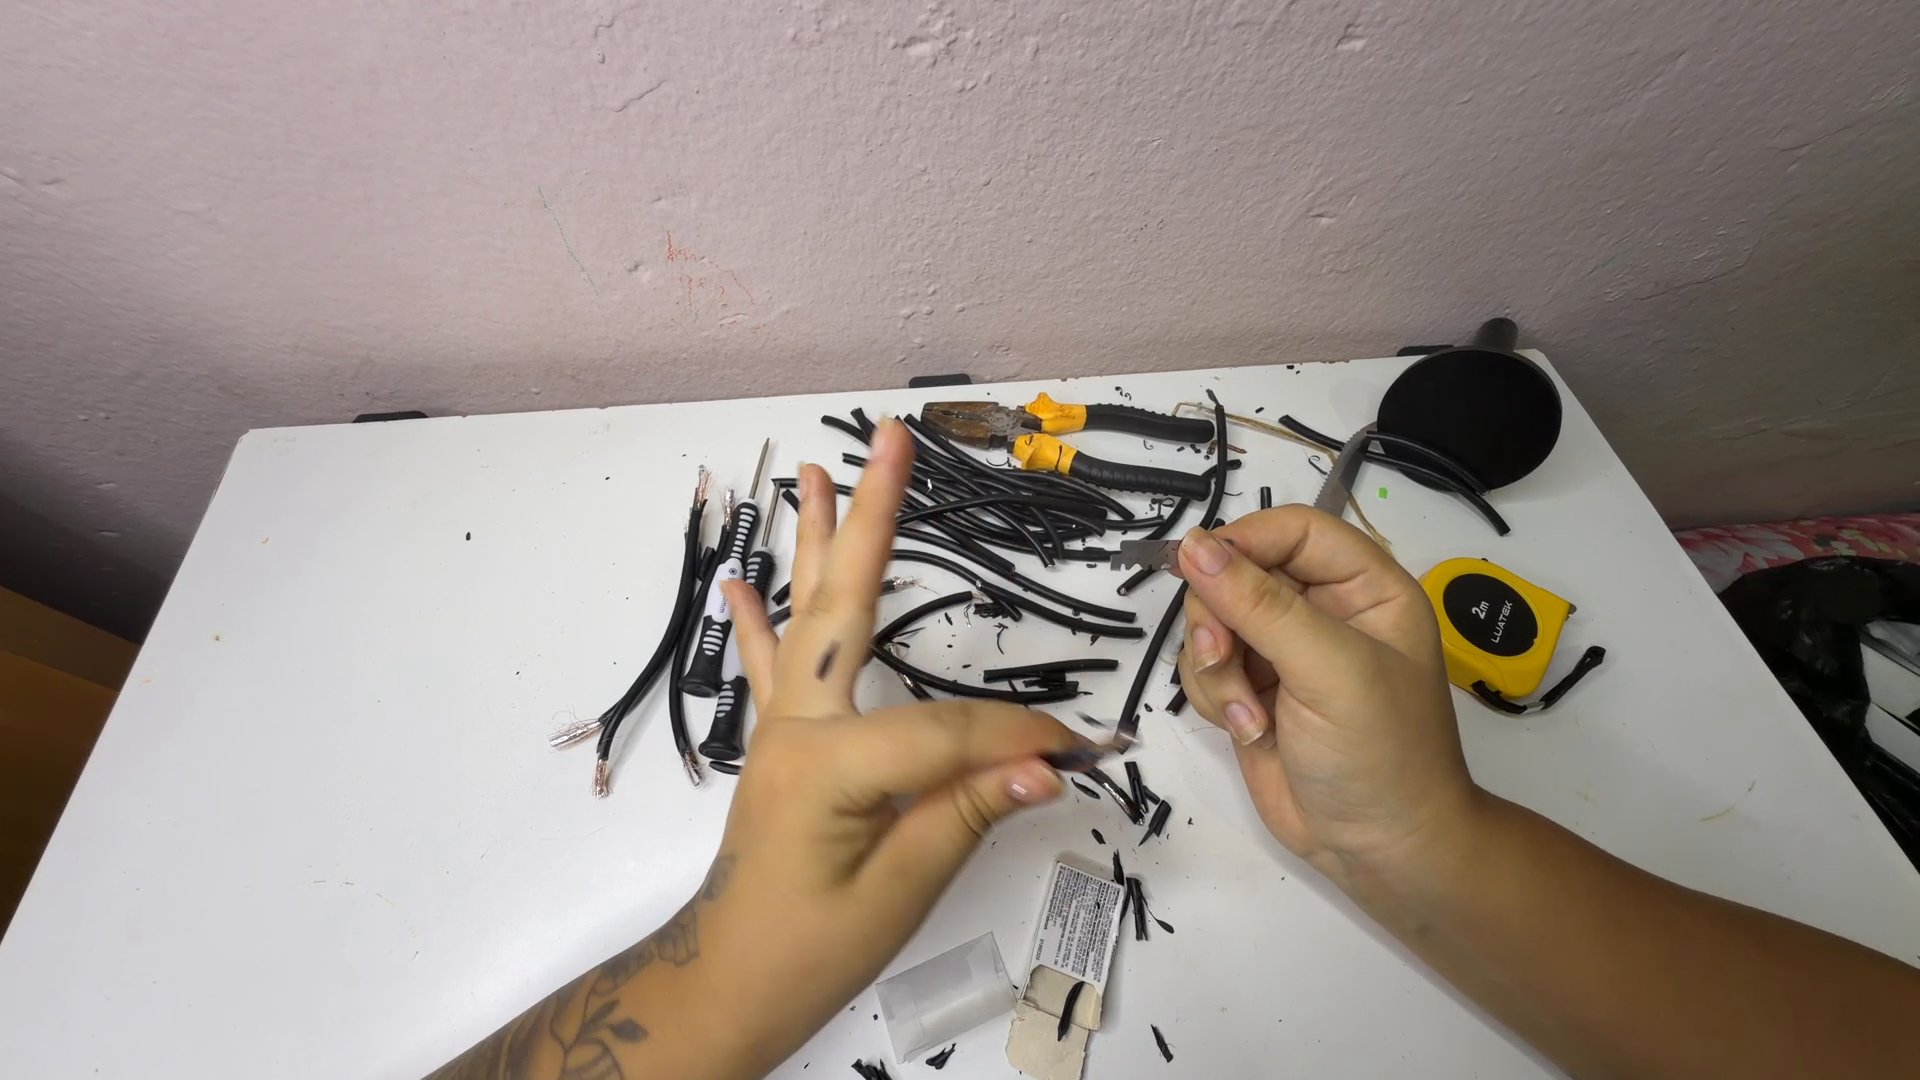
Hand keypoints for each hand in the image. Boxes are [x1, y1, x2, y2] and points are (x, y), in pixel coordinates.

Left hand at [702, 418, 1084, 1075]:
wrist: (726, 982)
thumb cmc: (807, 950)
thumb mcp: (899, 891)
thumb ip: (966, 811)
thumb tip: (1045, 762)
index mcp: (827, 761)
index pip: (945, 731)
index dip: (1016, 738)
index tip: (1077, 749)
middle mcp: (797, 724)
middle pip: (846, 604)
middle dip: (876, 517)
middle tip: (891, 444)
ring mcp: (781, 724)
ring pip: (808, 618)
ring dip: (820, 543)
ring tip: (817, 476)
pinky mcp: (780, 737)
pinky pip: (770, 667)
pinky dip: (761, 620)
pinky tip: (741, 582)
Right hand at [1172, 508, 1476, 889]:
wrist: (1377, 851)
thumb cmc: (1379, 754)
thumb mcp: (1328, 670)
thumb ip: (1259, 604)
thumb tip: (1193, 545)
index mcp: (1362, 589)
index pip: (1292, 531)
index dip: (1244, 542)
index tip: (1199, 569)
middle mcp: (1318, 610)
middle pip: (1236, 573)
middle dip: (1219, 621)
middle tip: (1222, 660)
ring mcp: (1279, 649)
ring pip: (1209, 621)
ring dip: (1215, 670)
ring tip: (1248, 717)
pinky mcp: (1249, 685)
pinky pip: (1202, 665)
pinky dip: (1212, 696)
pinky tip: (1248, 730)